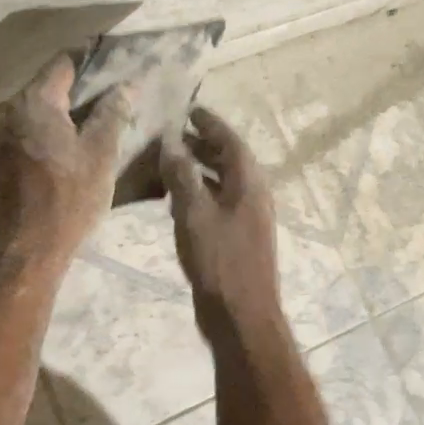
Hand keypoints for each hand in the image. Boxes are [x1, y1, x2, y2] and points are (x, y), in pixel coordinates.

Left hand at [0, 55, 132, 262]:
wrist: (32, 248)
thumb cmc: (70, 198)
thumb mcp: (100, 153)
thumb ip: (112, 112)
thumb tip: (126, 85)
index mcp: (35, 103)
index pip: (65, 62)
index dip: (93, 58)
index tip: (120, 59)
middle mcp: (13, 111)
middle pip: (52, 82)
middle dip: (85, 82)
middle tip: (120, 85)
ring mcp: (6, 134)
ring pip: (44, 106)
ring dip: (72, 105)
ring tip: (108, 109)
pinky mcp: (8, 155)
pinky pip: (36, 126)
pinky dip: (59, 124)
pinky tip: (84, 135)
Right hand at [161, 107, 282, 334]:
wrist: (241, 315)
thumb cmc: (219, 261)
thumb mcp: (194, 214)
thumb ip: (183, 176)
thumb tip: (172, 144)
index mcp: (249, 183)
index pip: (231, 141)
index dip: (210, 123)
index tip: (190, 109)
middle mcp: (253, 195)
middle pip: (229, 159)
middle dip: (203, 143)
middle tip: (174, 133)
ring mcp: (248, 217)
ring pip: (223, 181)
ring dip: (200, 167)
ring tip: (170, 160)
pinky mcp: (238, 237)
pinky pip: (218, 201)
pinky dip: (199, 191)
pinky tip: (177, 199)